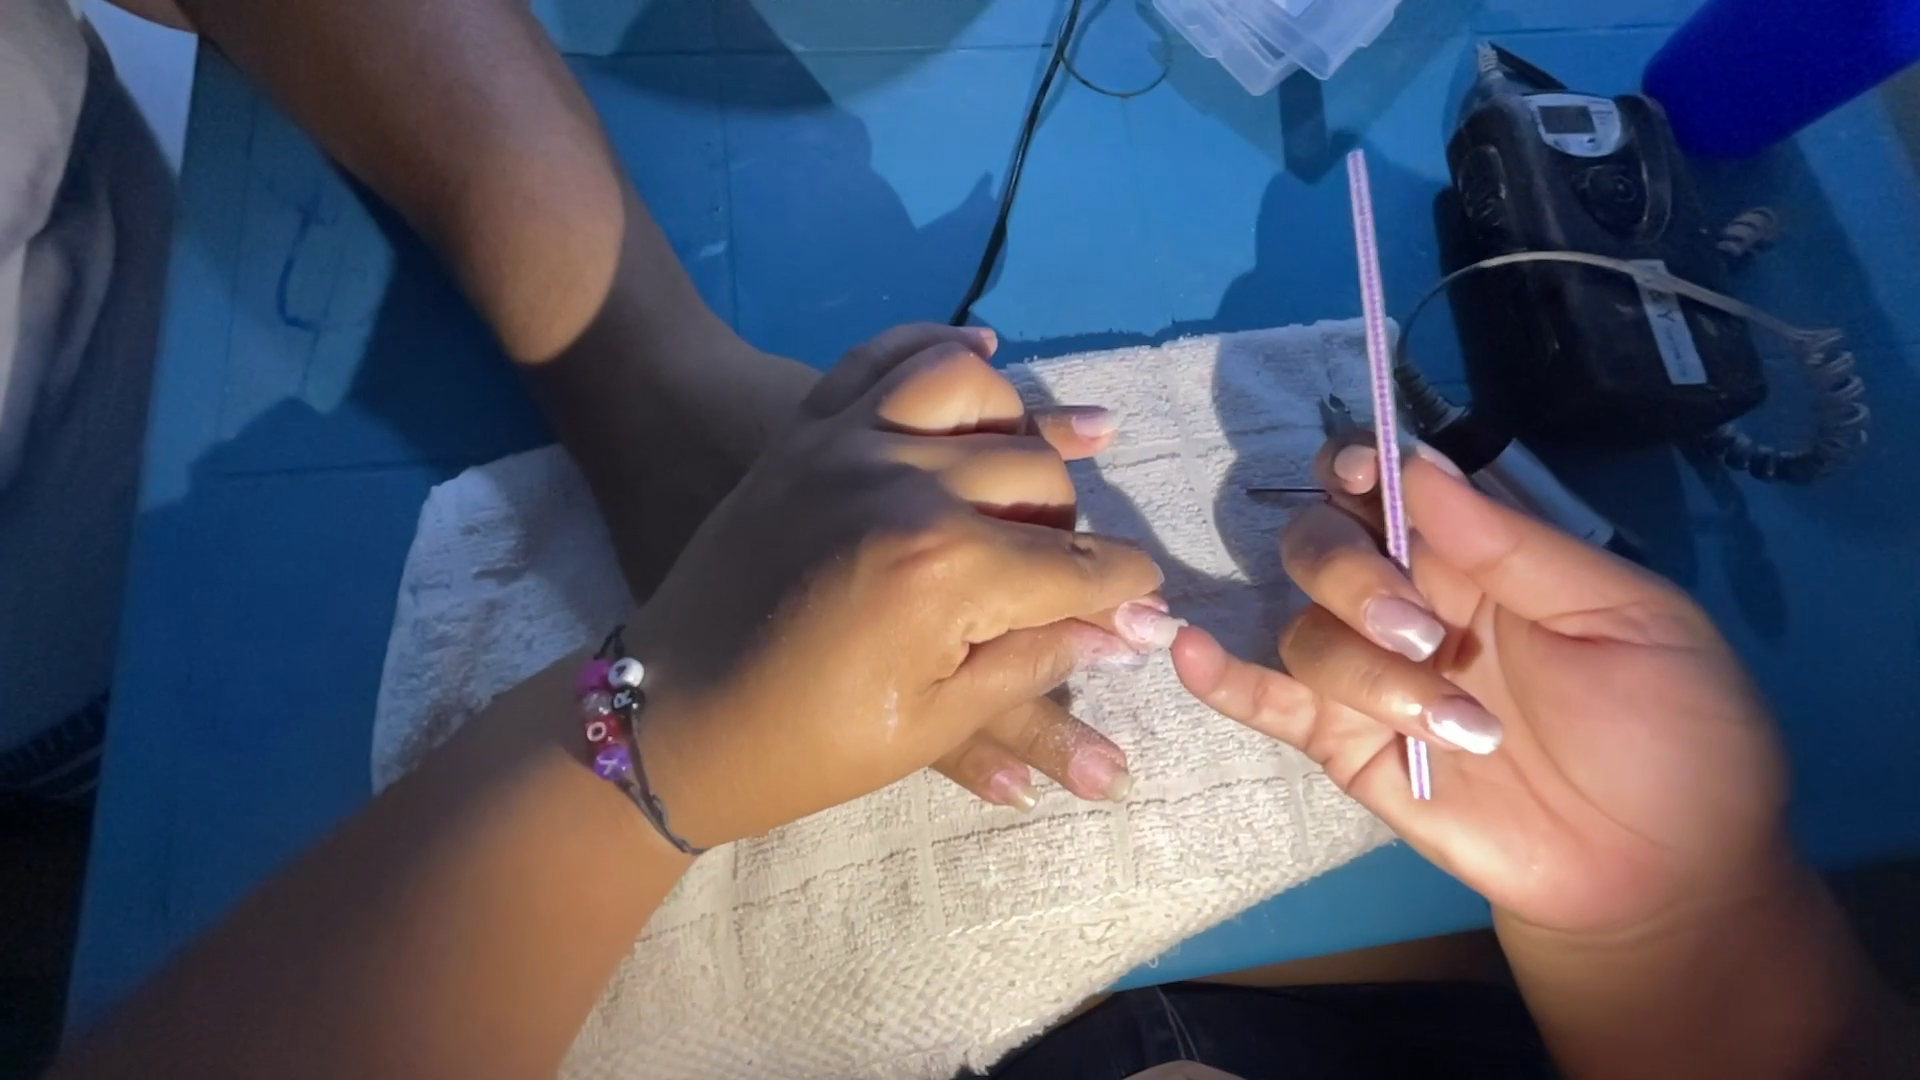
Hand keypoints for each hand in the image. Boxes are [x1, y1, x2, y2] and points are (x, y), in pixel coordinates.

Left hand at [804, 324, 1172, 811]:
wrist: (666, 714)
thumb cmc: (800, 745)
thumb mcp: (929, 726)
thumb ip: (1034, 662)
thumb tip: (1128, 629)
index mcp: (945, 576)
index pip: (1073, 568)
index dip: (1122, 587)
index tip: (1148, 600)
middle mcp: (909, 487)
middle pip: (1040, 478)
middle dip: (1073, 530)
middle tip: (1065, 573)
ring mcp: (852, 444)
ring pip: (978, 397)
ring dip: (1023, 428)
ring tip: (1042, 462)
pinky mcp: (809, 430)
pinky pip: (887, 358)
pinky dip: (941, 347)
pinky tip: (983, 354)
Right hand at [1173, 441, 1789, 938]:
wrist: (1652, 869)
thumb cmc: (1665, 732)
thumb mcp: (1627, 622)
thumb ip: (1515, 547)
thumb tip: (1419, 467)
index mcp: (1463, 557)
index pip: (1377, 488)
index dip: (1352, 467)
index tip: (1357, 473)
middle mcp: (1395, 601)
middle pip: (1316, 548)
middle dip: (1351, 577)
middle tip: (1420, 634)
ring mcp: (1360, 671)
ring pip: (1303, 632)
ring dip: (1364, 672)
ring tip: (1454, 729)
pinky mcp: (1335, 737)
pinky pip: (1263, 699)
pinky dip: (1221, 677)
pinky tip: (1188, 652)